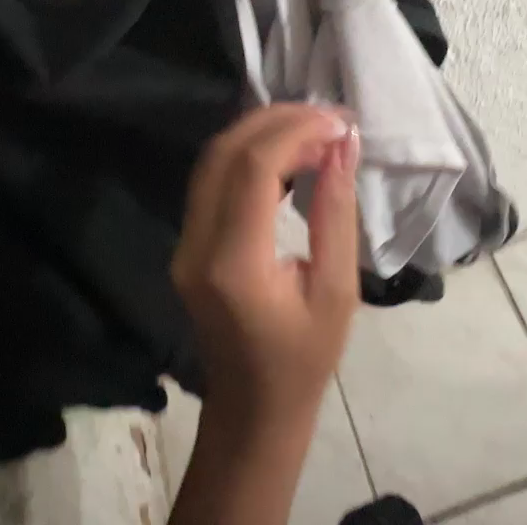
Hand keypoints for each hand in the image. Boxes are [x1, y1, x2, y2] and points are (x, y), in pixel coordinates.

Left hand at [172, 102, 361, 431]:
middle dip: (277, 120)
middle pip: (225, 152)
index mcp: (234, 264)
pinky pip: (211, 180)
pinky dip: (247, 154)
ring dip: (260, 131)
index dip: (296, 132)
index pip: (255, 170)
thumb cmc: (304, 360)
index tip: (339, 124)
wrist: (252, 411)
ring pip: (211, 160)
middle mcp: (196, 246)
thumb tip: (343, 144)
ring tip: (313, 126)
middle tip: (328, 116)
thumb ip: (336, 213)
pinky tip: (286, 152)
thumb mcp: (337, 291)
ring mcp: (183, 244)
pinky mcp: (185, 243)